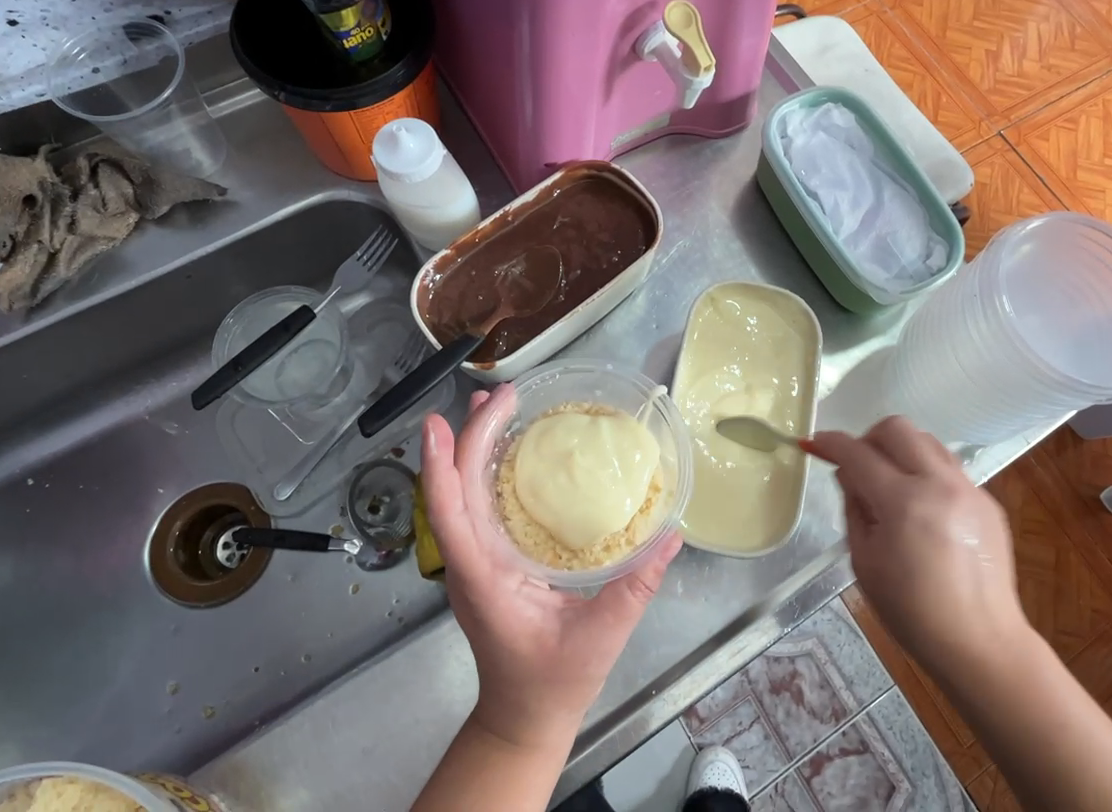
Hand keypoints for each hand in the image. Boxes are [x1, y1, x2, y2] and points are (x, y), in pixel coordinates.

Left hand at [421, 384, 682, 750]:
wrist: (525, 717)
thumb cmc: (555, 682)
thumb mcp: (601, 635)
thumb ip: (636, 586)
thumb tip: (671, 536)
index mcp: (483, 576)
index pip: (450, 513)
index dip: (442, 465)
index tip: (440, 422)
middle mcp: (469, 562)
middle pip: (454, 490)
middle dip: (469, 437)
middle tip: (501, 394)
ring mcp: (474, 561)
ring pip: (461, 494)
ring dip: (473, 448)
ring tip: (496, 406)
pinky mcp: (486, 561)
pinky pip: (476, 506)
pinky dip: (485, 470)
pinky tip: (509, 449)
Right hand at [806, 417, 1026, 672]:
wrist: (980, 643)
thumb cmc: (911, 612)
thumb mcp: (864, 561)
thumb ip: (854, 508)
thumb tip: (850, 475)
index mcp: (903, 503)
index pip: (858, 453)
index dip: (830, 443)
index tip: (813, 443)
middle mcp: (940, 484)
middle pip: (897, 428)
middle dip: (868, 438)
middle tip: (857, 466)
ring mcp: (970, 490)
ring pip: (927, 441)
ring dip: (901, 451)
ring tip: (890, 485)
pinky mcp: (988, 502)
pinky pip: (949, 469)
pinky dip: (926, 474)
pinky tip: (922, 510)